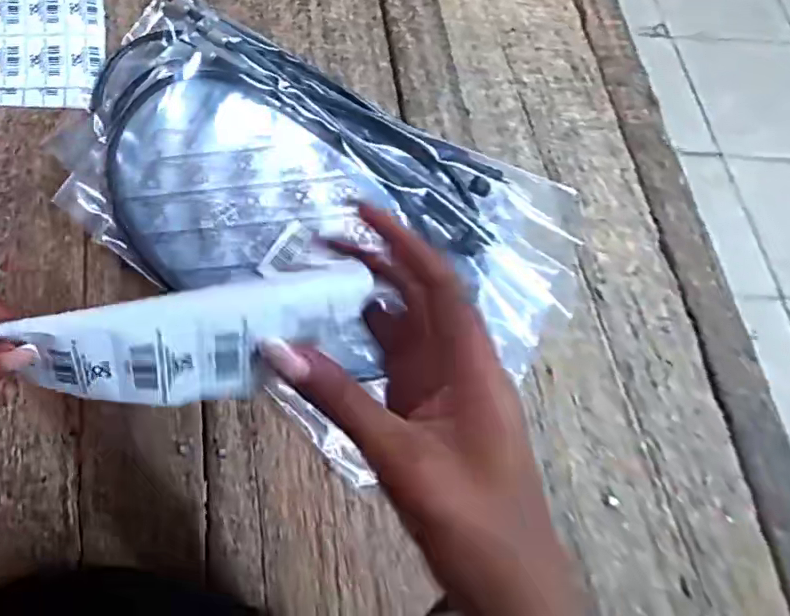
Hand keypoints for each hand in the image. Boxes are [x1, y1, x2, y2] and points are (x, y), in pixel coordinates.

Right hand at [260, 206, 580, 615]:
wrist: (512, 597)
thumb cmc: (476, 523)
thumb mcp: (402, 458)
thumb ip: (339, 398)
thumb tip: (277, 346)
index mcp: (473, 366)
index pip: (440, 285)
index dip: (404, 242)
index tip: (363, 210)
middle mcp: (459, 366)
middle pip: (418, 296)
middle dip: (377, 259)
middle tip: (324, 237)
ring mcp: (441, 388)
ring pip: (402, 324)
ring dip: (365, 295)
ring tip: (319, 271)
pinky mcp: (423, 408)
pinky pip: (388, 356)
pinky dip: (357, 335)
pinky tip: (327, 328)